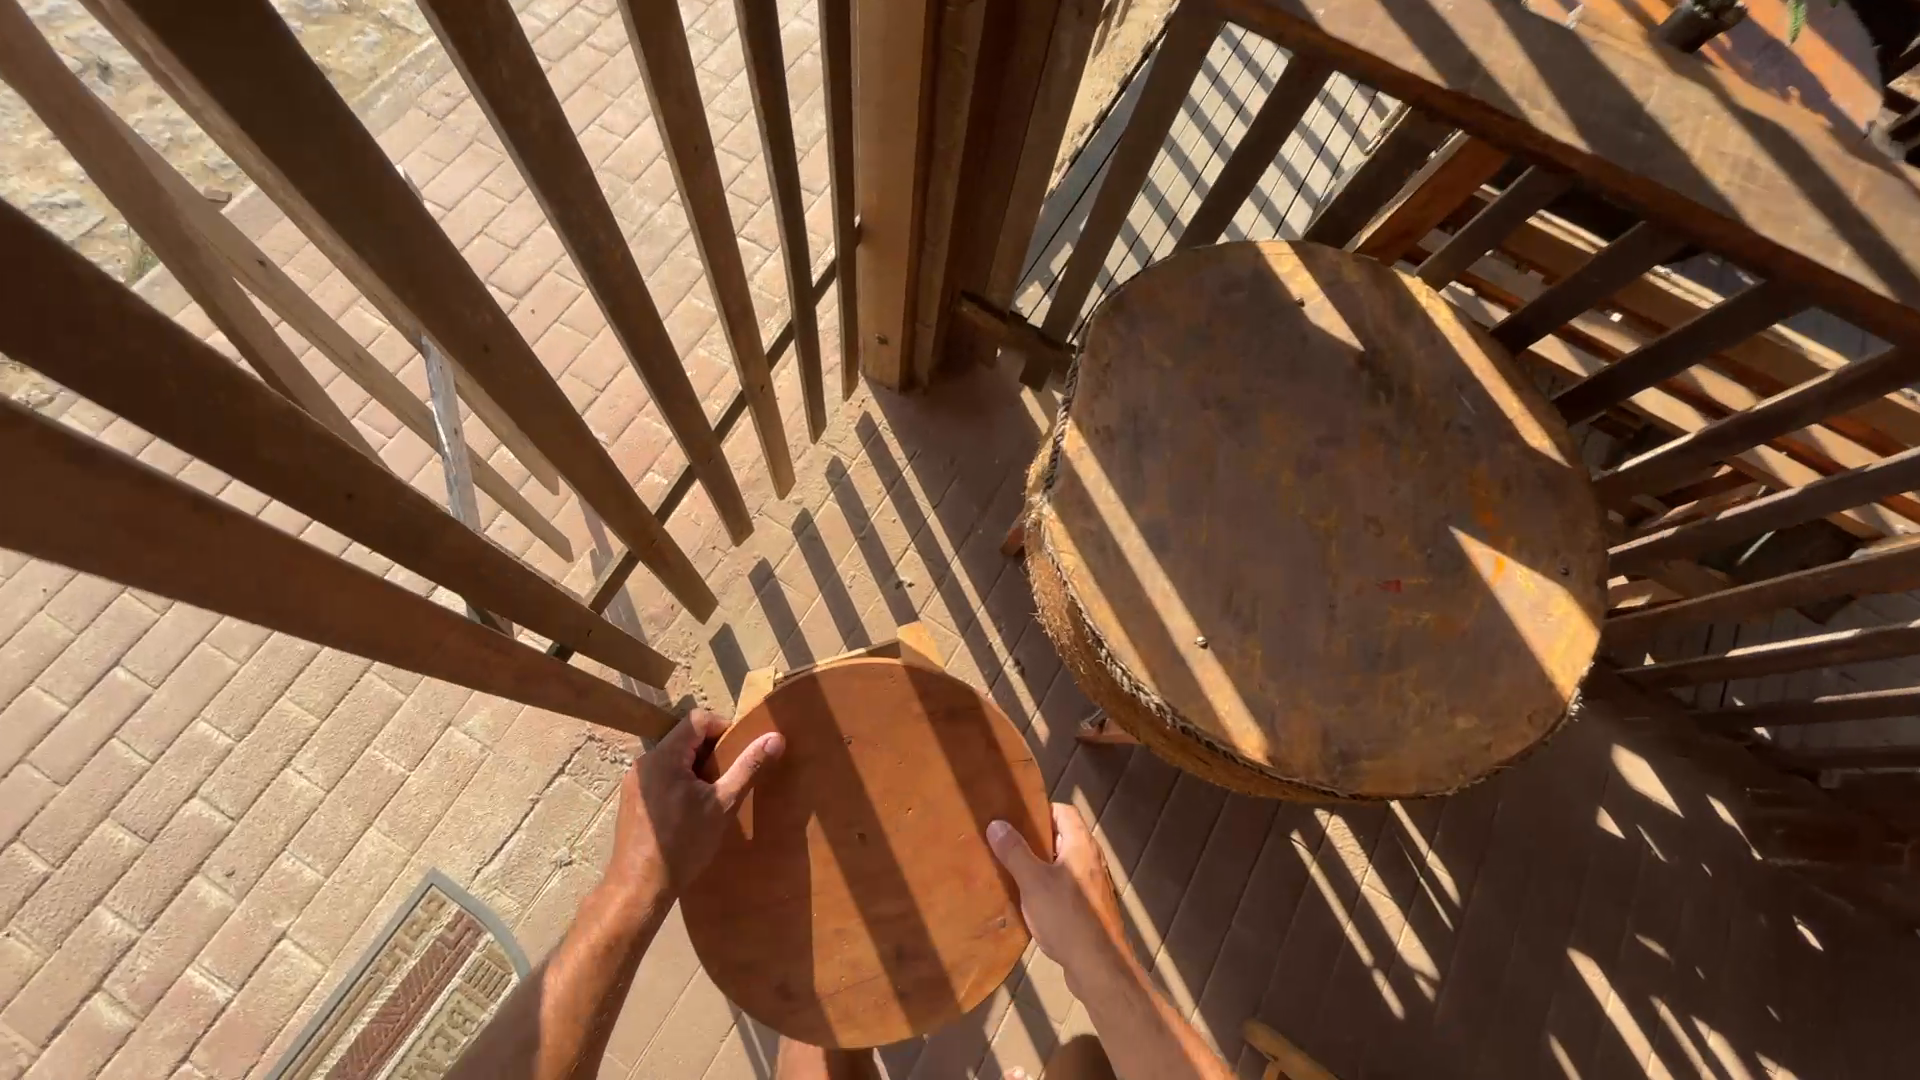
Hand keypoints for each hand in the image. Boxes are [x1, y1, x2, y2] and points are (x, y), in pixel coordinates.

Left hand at [605, 708, 784, 898]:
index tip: (737, 754)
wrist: (638, 888)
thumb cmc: (683, 845)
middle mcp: (644, 762)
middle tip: (727, 778)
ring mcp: (634, 781)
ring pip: (672, 757)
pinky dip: (679, 781)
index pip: (697, 719)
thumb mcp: (723, 804)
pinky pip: (660, 775)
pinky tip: (688, 810)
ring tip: (711, 796)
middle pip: (684, 737)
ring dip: (695, 768)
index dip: (723, 728)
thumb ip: (748, 767)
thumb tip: (776, 737)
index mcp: (664, 757)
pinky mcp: (630, 799)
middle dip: (711, 752)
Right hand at [986, 803, 1133, 989]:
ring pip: (1062, 864)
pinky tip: (1028, 901)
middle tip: (1007, 843)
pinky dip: (1047, 887)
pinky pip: (1065, 887)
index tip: (1015, 817)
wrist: (1099, 968)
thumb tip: (996, 823)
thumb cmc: (1068, 917)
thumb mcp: (1034, 882)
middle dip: (1034, 839)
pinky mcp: (1090, 909)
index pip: (1063, 811)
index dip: (1040, 809)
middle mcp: (1090, 859)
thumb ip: (1015, 852)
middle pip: (1062, 836)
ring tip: (1012, 870)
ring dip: (1039, 865)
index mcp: (1081, 844)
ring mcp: (1092, 885)